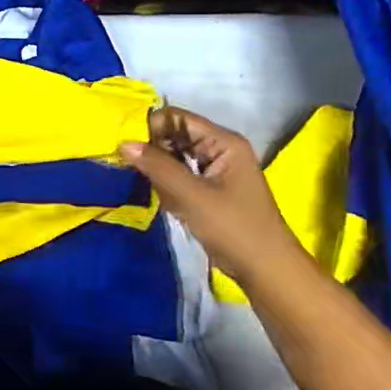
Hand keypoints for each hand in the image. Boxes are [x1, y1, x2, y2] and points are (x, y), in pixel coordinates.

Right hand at [120, 107, 306, 284]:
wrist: (266, 271)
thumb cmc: (233, 228)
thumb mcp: (192, 196)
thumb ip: (157, 166)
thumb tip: (124, 143)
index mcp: (223, 142)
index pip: (177, 118)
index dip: (151, 126)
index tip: (127, 146)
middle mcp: (220, 148)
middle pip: (175, 134)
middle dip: (152, 148)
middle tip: (131, 166)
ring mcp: (216, 169)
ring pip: (175, 155)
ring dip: (158, 167)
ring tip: (145, 183)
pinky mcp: (210, 188)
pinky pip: (180, 173)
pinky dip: (167, 182)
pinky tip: (161, 196)